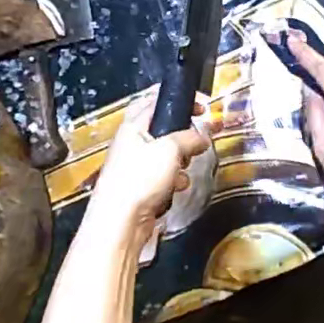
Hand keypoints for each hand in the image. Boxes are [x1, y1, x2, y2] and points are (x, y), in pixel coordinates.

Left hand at [82, 91, 209, 232]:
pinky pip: (162, 176)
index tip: (200, 108)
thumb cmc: (140, 178)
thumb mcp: (170, 150)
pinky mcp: (140, 187)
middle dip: (182, 137)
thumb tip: (202, 136)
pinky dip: (173, 180)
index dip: (178, 101)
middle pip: (163, 131)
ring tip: (184, 167)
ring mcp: (134, 166)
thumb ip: (189, 138)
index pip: (154, 102)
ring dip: (179, 162)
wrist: (121, 221)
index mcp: (132, 126)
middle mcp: (130, 143)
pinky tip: (176, 187)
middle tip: (196, 143)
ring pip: (165, 156)